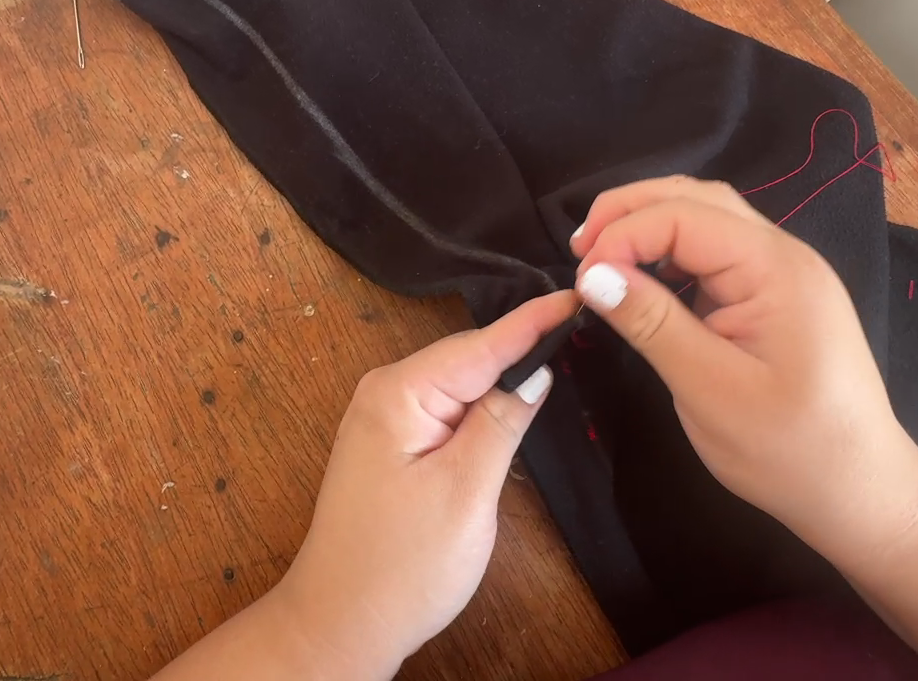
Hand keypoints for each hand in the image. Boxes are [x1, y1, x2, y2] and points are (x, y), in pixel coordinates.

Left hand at [269, 292, 571, 676]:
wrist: (339, 624)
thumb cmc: (403, 565)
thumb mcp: (465, 492)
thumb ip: (501, 423)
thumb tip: (536, 370)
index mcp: (399, 392)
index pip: (480, 345)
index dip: (531, 321)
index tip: (576, 293)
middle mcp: (387, 389)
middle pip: (467, 357)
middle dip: (520, 344)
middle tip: (578, 325)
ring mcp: (385, 414)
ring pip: (459, 382)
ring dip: (503, 374)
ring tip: (557, 350)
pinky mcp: (393, 438)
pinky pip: (446, 405)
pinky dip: (481, 402)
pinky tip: (511, 396)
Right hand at [568, 177, 917, 565]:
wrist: (863, 494)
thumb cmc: (790, 451)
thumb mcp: (711, 391)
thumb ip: (652, 324)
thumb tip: (591, 275)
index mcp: (775, 269)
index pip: (683, 216)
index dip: (623, 235)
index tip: (583, 281)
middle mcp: (781, 254)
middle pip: (694, 197)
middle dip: (629, 210)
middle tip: (580, 247)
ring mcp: (779, 270)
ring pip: (702, 214)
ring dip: (646, 223)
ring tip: (600, 253)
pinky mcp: (769, 292)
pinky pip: (710, 248)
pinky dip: (665, 248)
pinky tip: (641, 274)